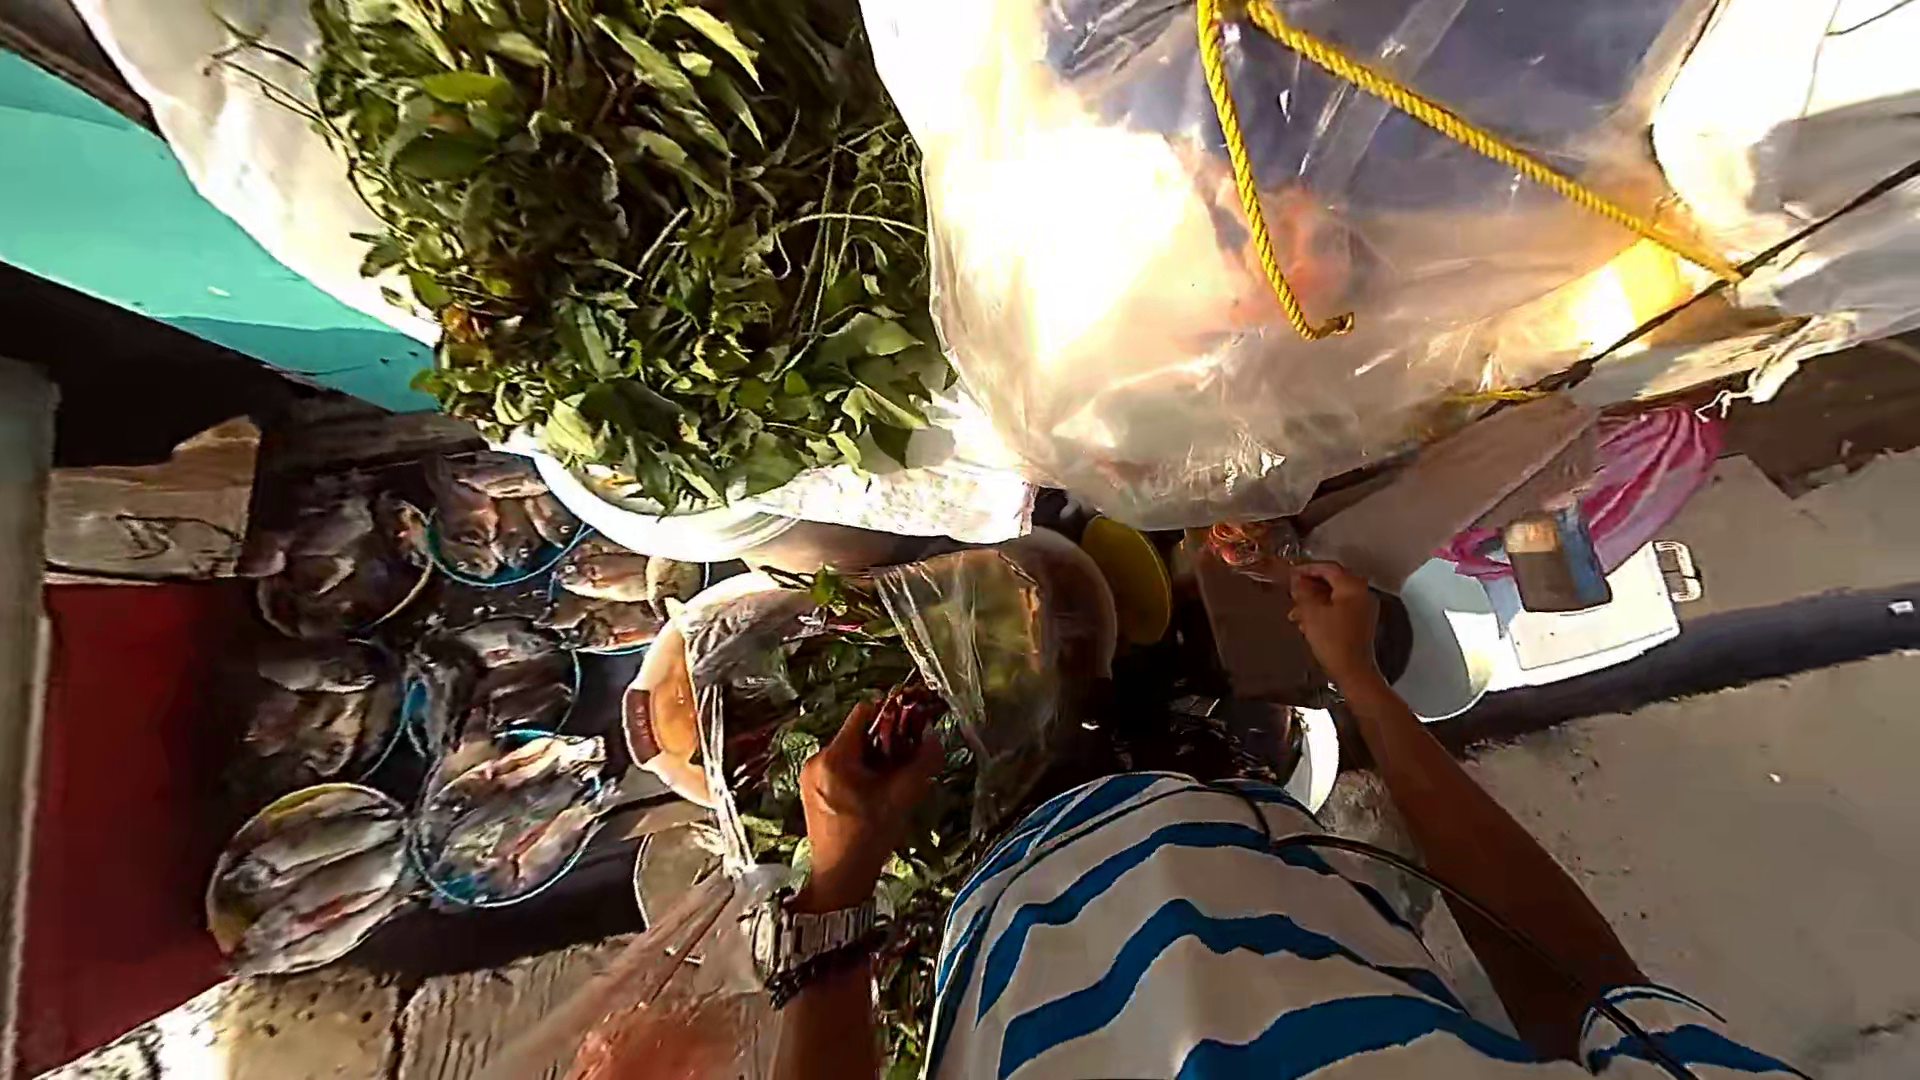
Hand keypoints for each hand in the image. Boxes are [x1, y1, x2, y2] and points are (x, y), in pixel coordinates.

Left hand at [793, 700, 941, 911]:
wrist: (840, 880)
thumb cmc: (869, 836)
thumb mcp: (901, 797)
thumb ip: (922, 762)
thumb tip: (935, 737)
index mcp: (835, 757)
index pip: (863, 713)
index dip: (890, 712)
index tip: (910, 723)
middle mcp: (817, 759)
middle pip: (857, 733)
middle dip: (885, 739)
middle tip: (907, 754)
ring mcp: (811, 775)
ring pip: (851, 750)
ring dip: (875, 756)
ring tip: (894, 776)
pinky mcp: (812, 789)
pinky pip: (841, 766)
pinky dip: (861, 770)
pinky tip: (876, 789)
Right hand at [1288, 561, 1382, 687]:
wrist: (1352, 669)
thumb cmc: (1331, 638)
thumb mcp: (1310, 611)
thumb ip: (1302, 591)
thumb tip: (1296, 580)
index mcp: (1352, 587)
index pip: (1328, 568)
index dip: (1307, 568)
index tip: (1290, 572)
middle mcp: (1362, 594)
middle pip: (1332, 581)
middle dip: (1309, 585)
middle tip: (1291, 590)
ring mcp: (1363, 608)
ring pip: (1333, 595)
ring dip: (1313, 599)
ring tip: (1294, 610)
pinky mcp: (1359, 622)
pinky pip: (1338, 607)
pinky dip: (1321, 609)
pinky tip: (1306, 621)